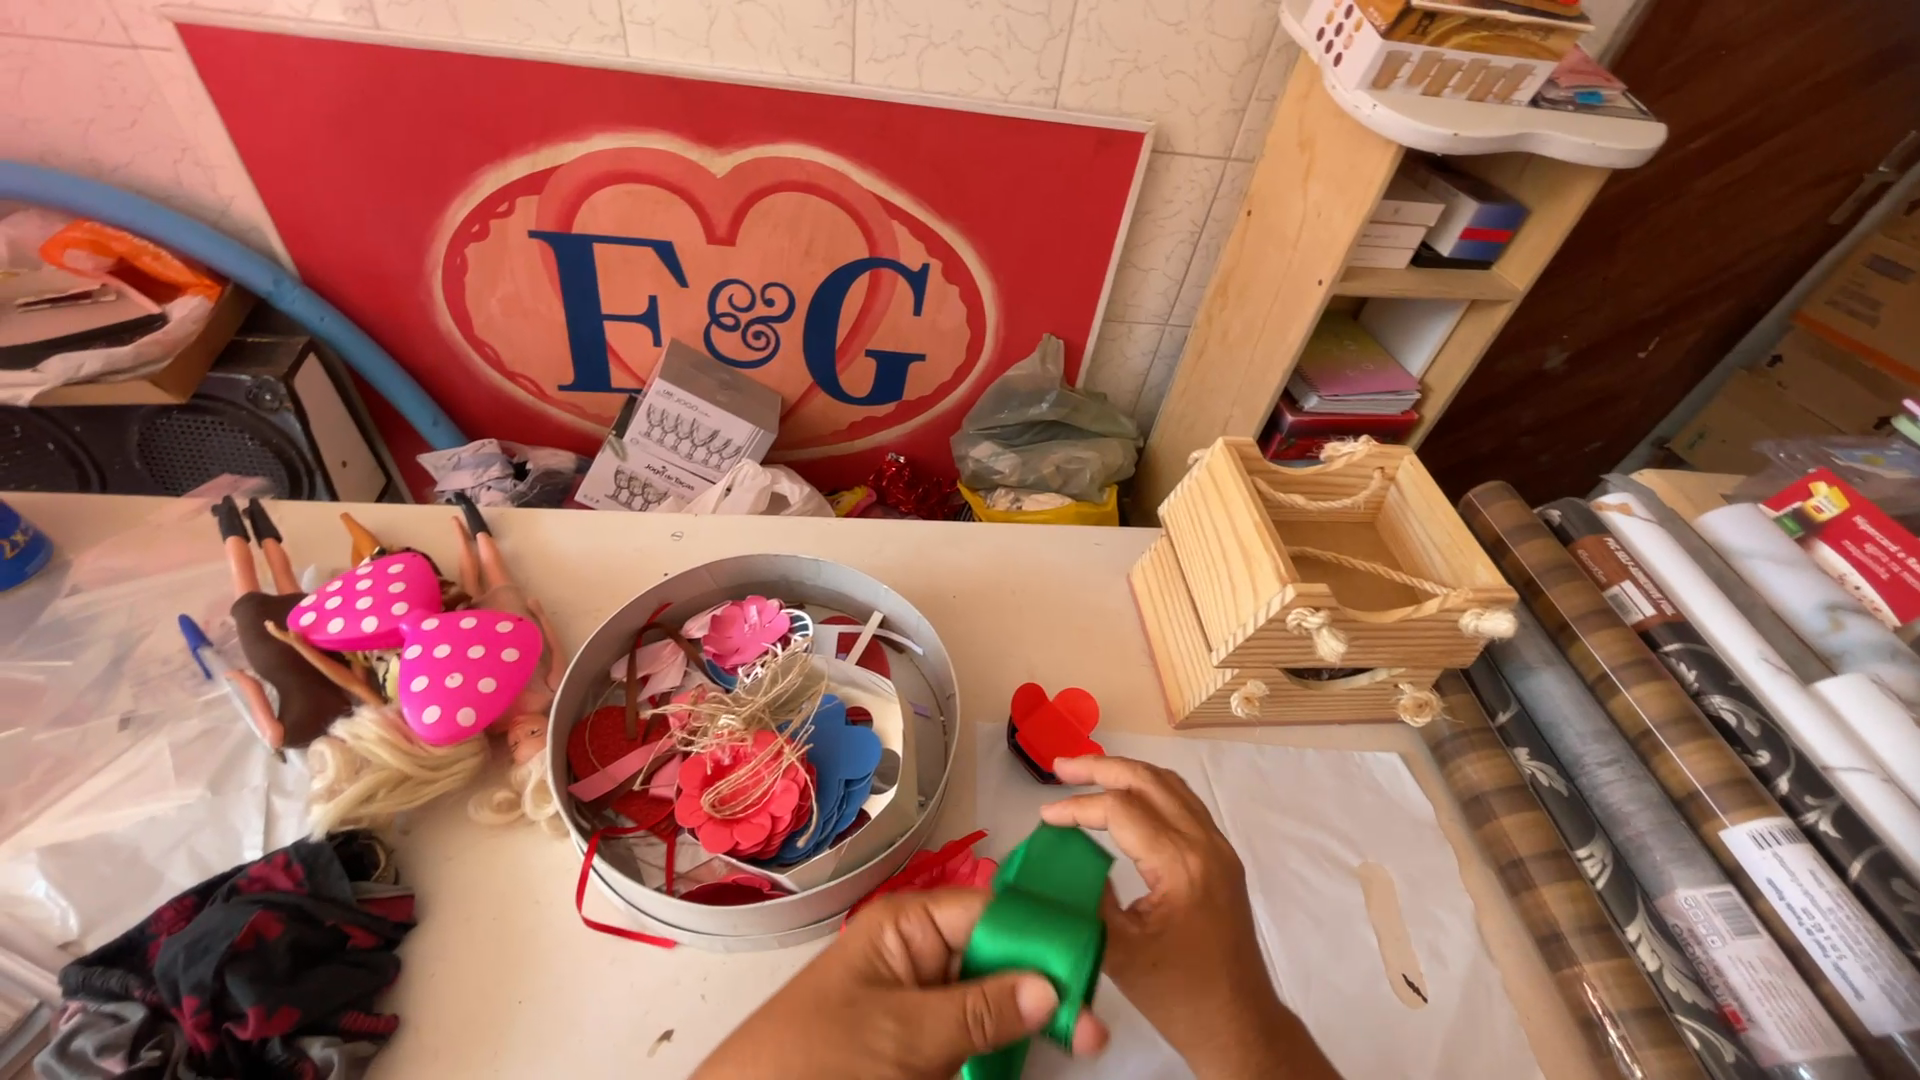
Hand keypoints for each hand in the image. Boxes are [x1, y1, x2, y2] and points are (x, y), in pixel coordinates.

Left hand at [692, 888, 1107, 1079]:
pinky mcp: (926, 1048)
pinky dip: (1006, 1049)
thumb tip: (1048, 986)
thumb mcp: (902, 1034)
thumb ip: (978, 1009)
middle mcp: (922, 956)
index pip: (991, 912)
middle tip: (1093, 1027)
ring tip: (1081, 1040)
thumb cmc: (816, 1059)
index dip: (1040, 934)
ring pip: (997, 1000)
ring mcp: (926, 1004)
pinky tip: (1036, 1052)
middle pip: (1001, 957)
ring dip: (1033, 1020)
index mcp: (910, 927)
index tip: (1088, 963)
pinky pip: (979, 1037)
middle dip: (1044, 984)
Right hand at [1041, 756, 1340, 1079]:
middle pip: (1148, 780)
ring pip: (1169, 784)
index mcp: (1180, 865)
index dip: (1077, 806)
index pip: (1120, 809)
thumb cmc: (1178, 995)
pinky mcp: (1222, 857)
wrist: (1240, 1026)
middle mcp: (1204, 844)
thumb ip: (1088, 896)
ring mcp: (1218, 847)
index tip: (1044, 816)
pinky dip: (1149, 789)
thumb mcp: (1119, 951)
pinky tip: (1125, 799)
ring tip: (1087, 773)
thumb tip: (1059, 857)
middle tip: (1060, 768)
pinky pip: (1183, 802)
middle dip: (1100, 767)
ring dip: (1126, 773)